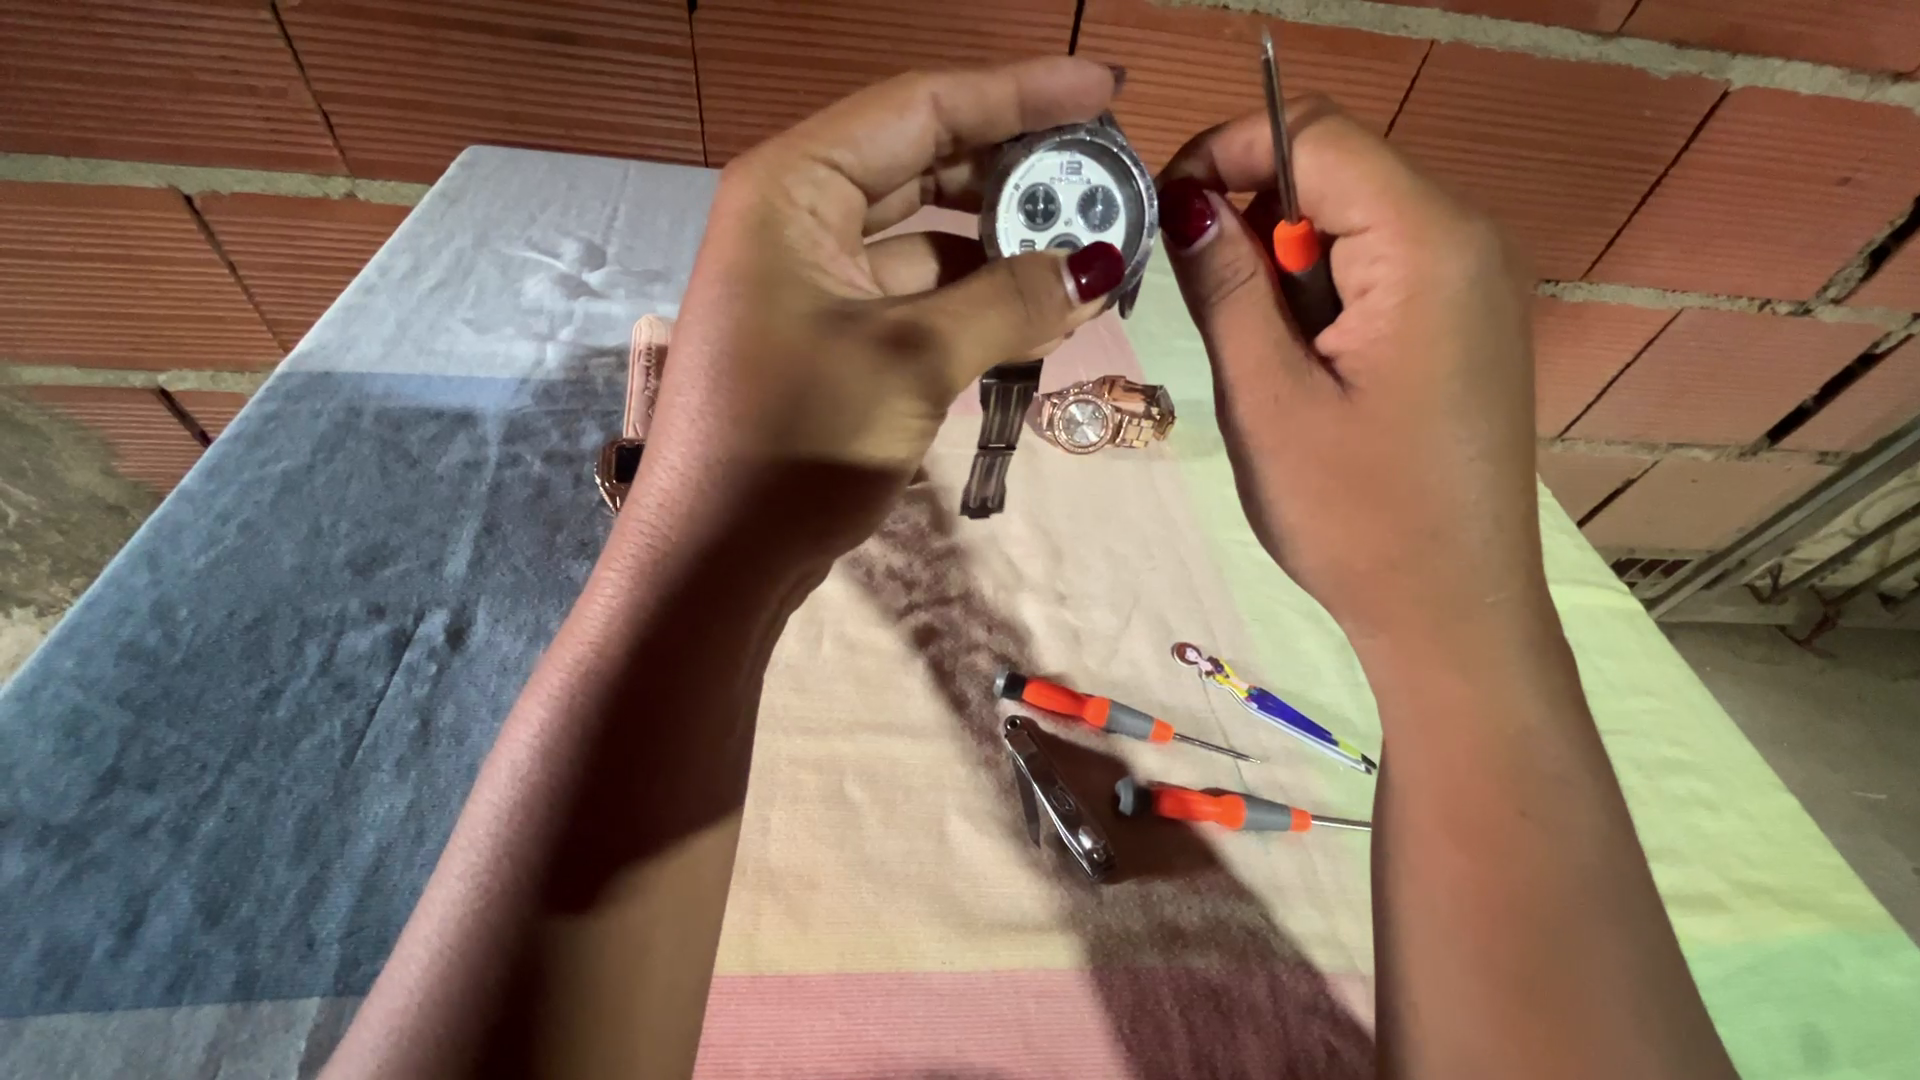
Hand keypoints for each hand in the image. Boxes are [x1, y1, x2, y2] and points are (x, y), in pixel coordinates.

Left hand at [636, 58, 1128, 552]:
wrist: (719, 556)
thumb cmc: (798, 442)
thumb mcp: (911, 361)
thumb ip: (1008, 302)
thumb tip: (1097, 268)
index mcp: (793, 189)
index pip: (921, 109)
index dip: (1020, 93)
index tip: (1105, 92)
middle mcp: (798, 220)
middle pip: (923, 167)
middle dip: (1013, 174)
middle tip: (1100, 180)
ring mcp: (813, 284)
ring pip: (925, 242)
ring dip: (1000, 251)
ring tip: (1085, 258)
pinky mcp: (832, 340)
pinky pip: (916, 300)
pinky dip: (973, 306)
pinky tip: (1035, 318)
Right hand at [1156, 101, 1540, 643]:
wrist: (1447, 613)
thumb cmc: (1352, 516)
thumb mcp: (1267, 397)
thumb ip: (1225, 285)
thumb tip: (1183, 199)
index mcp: (1427, 246)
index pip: (1316, 136)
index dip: (1228, 150)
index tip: (1161, 206)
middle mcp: (1465, 243)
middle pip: (1338, 173)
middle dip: (1250, 214)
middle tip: (1194, 295)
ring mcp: (1470, 287)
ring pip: (1350, 226)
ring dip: (1279, 264)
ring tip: (1248, 352)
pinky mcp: (1458, 328)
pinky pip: (1374, 274)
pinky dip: (1315, 296)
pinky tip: (1295, 365)